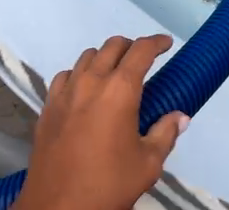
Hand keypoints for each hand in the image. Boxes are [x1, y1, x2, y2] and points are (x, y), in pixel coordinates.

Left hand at [12, 34, 189, 209]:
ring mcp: (65, 92)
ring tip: (114, 75)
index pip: (141, 50)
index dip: (157, 42)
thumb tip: (181, 116)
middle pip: (113, 46)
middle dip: (131, 47)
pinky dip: (79, 74)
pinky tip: (84, 91)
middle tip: (143, 61)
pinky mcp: (47, 106)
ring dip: (105, 58)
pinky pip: (65, 76)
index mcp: (120, 90)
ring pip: (87, 57)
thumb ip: (165, 134)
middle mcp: (91, 81)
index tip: (166, 44)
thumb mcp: (147, 165)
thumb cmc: (107, 186)